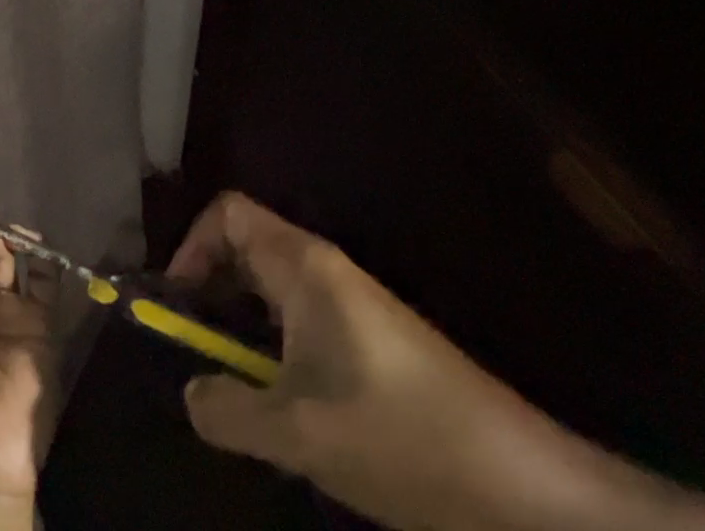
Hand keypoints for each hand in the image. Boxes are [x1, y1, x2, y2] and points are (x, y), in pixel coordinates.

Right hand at [169, 192, 704, 530]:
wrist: (527, 490)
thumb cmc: (401, 439)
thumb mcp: (295, 434)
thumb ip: (224, 410)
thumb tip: (193, 394)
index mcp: (305, 269)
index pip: (228, 213)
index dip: (189, 247)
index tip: (177, 305)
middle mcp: (329, 274)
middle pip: (245, 248)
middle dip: (207, 290)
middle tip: (193, 350)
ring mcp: (356, 308)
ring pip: (272, 291)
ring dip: (238, 327)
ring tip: (231, 385)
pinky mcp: (375, 344)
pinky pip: (301, 325)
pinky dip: (272, 351)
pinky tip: (282, 408)